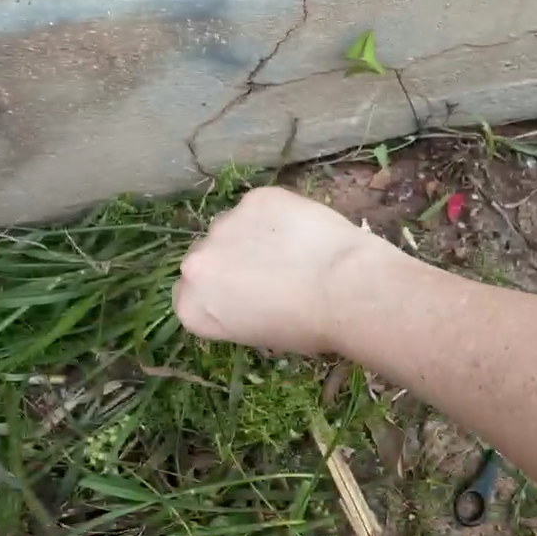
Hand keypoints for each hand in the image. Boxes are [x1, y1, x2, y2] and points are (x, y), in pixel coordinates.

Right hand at [174, 187, 403, 354]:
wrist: (346, 288)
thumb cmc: (310, 327)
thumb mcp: (264, 336)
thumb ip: (238, 313)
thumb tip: (251, 297)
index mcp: (193, 308)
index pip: (190, 297)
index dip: (219, 295)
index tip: (243, 297)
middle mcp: (196, 265)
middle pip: (207, 259)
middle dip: (232, 263)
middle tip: (271, 272)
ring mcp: (224, 225)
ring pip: (233, 228)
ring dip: (254, 236)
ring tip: (294, 250)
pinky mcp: (255, 199)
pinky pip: (262, 207)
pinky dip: (280, 216)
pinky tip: (306, 231)